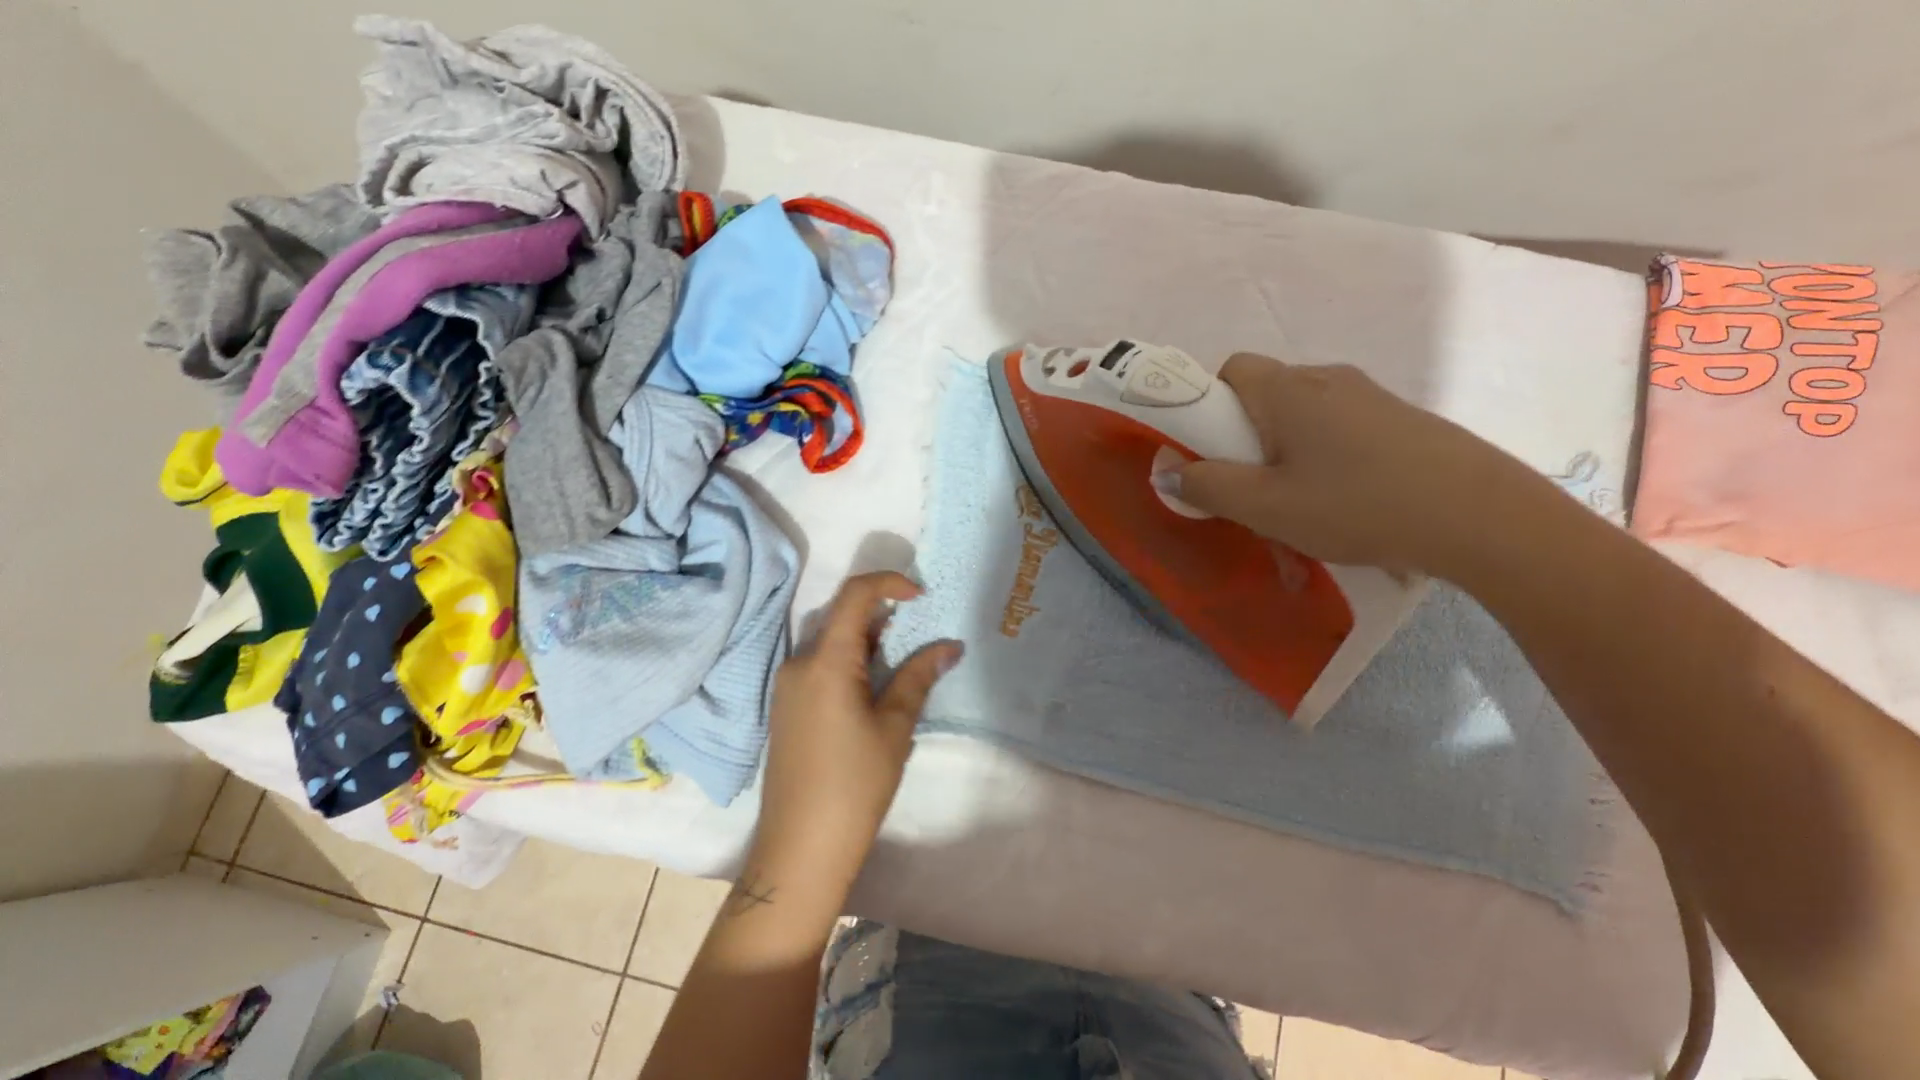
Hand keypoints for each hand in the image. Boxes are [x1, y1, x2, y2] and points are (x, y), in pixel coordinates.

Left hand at [751, 572, 961, 895]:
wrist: (800, 846)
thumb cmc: (855, 784)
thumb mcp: (895, 728)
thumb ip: (918, 677)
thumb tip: (949, 646)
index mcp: (825, 660)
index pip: (854, 595)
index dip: (889, 582)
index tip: (921, 595)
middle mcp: (797, 663)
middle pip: (839, 617)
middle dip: (881, 614)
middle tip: (918, 632)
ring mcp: (786, 687)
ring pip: (828, 643)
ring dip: (865, 641)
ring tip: (901, 662)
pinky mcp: (785, 709)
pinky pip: (818, 667)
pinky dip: (847, 663)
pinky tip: (872, 690)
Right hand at [1170, 353, 1555, 577]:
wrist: (1477, 515)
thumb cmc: (1357, 505)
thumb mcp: (1267, 507)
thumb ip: (1208, 486)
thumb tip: (1167, 469)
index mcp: (1288, 389)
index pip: (1230, 369)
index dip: (1210, 406)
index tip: (1215, 453)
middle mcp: (1328, 378)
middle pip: (1267, 394)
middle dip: (1248, 438)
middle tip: (1254, 490)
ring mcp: (1371, 396)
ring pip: (1306, 417)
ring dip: (1289, 453)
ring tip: (1301, 507)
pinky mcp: (1402, 420)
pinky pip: (1343, 431)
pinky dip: (1328, 459)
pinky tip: (1346, 504)